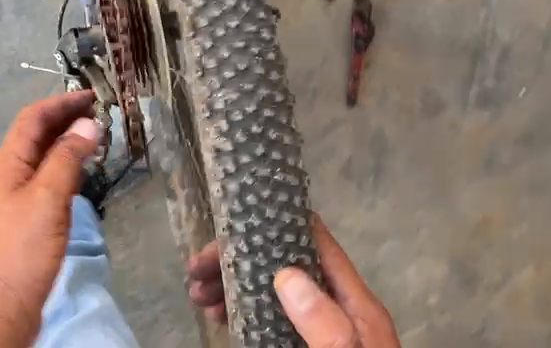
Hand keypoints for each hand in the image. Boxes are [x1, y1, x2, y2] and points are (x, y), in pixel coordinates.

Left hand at [0, 90, 102, 347]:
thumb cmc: (21, 250)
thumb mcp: (48, 199)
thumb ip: (67, 159)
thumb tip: (87, 123)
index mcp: (6, 162)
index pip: (32, 118)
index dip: (60, 103)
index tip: (90, 95)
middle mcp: (5, 174)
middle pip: (34, 135)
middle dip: (63, 120)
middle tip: (97, 114)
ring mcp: (11, 198)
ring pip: (39, 158)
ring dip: (64, 144)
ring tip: (93, 139)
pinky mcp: (20, 221)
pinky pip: (42, 181)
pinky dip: (62, 169)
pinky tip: (78, 177)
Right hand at [186, 216, 398, 347]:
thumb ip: (327, 329)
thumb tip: (287, 274)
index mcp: (353, 306)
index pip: (315, 240)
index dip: (274, 220)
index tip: (229, 219)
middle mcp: (336, 310)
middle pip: (282, 263)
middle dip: (236, 258)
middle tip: (196, 270)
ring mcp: (320, 332)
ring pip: (271, 289)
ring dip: (231, 283)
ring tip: (198, 294)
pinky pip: (269, 317)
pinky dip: (241, 309)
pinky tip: (220, 316)